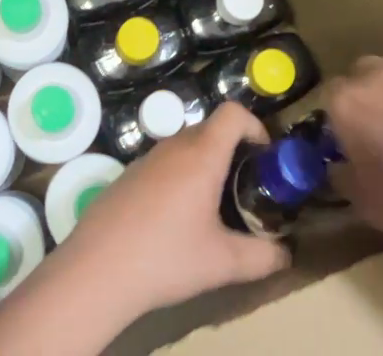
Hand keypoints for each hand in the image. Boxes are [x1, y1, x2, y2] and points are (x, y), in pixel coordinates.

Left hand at [55, 102, 290, 317]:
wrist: (96, 269)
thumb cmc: (166, 257)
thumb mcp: (225, 263)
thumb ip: (264, 257)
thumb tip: (286, 255)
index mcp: (201, 156)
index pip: (233, 113)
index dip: (255, 126)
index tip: (266, 157)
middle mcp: (172, 148)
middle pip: (210, 129)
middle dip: (234, 151)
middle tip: (247, 188)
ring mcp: (145, 160)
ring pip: (184, 148)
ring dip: (205, 166)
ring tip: (216, 208)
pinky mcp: (126, 177)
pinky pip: (163, 165)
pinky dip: (180, 179)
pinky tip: (178, 220)